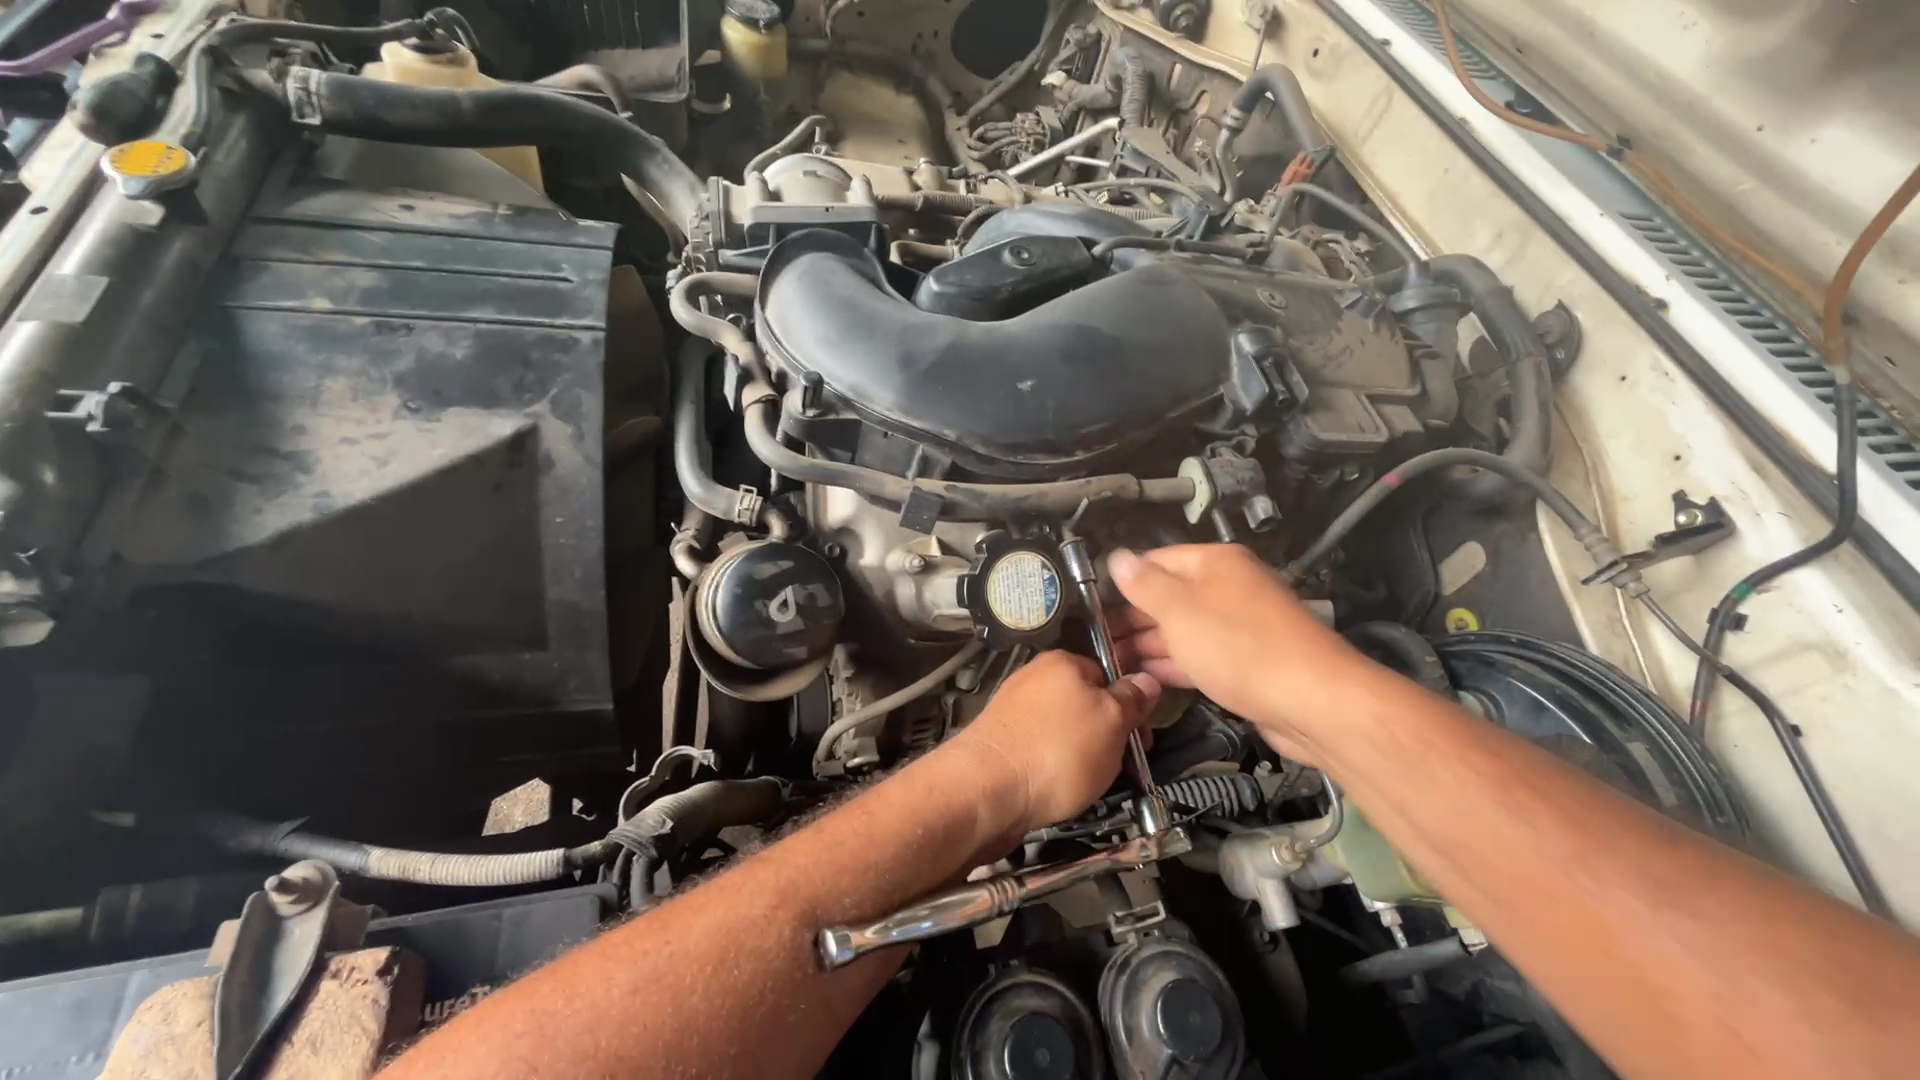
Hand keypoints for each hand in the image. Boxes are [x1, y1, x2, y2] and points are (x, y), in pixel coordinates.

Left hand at [945, 651, 1159, 838]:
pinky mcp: (1001, 744)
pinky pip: (1040, 751)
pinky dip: (1054, 768)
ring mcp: (1013, 712)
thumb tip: (1147, 680)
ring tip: (1088, 783)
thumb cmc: (1058, 751)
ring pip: (1063, 731)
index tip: (1142, 738)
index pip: (1108, 674)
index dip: (1129, 706)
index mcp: (1061, 662)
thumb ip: (1132, 700)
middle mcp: (1033, 679)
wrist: (987, 791)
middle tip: (1120, 765)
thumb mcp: (1112, 721)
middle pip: (1085, 704)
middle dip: (1106, 734)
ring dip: (1081, 755)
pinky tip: (1059, 789)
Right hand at [1108, 544, 1366, 761]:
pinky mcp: (1245, 663)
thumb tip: (1117, 557)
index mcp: (1214, 563)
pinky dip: (1173, 664)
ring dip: (1149, 645)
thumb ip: (1144, 585)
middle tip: (1097, 642)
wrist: (1311, 700)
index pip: (1156, 561)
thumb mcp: (1180, 610)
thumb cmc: (1238, 646)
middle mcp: (1227, 588)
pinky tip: (1146, 676)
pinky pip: (1200, 656)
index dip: (1123, 582)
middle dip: (1133, 619)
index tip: (1092, 607)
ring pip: (1183, 630)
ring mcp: (1238, 627)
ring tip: (1111, 662)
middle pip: (1169, 596)